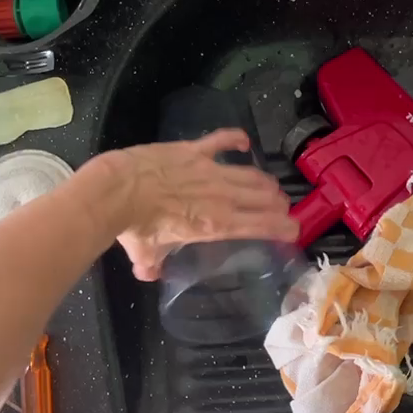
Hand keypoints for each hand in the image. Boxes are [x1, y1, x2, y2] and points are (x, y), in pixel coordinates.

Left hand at [90, 130, 298, 281]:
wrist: (119, 190)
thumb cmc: (135, 227)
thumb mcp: (146, 254)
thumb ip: (151, 266)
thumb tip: (147, 273)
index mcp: (217, 225)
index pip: (262, 225)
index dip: (283, 228)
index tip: (293, 230)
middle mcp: (223, 197)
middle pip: (264, 198)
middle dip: (278, 204)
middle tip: (282, 209)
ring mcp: (210, 170)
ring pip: (250, 174)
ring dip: (264, 181)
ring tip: (271, 187)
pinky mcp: (195, 150)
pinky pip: (223, 140)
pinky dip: (236, 139)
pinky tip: (245, 142)